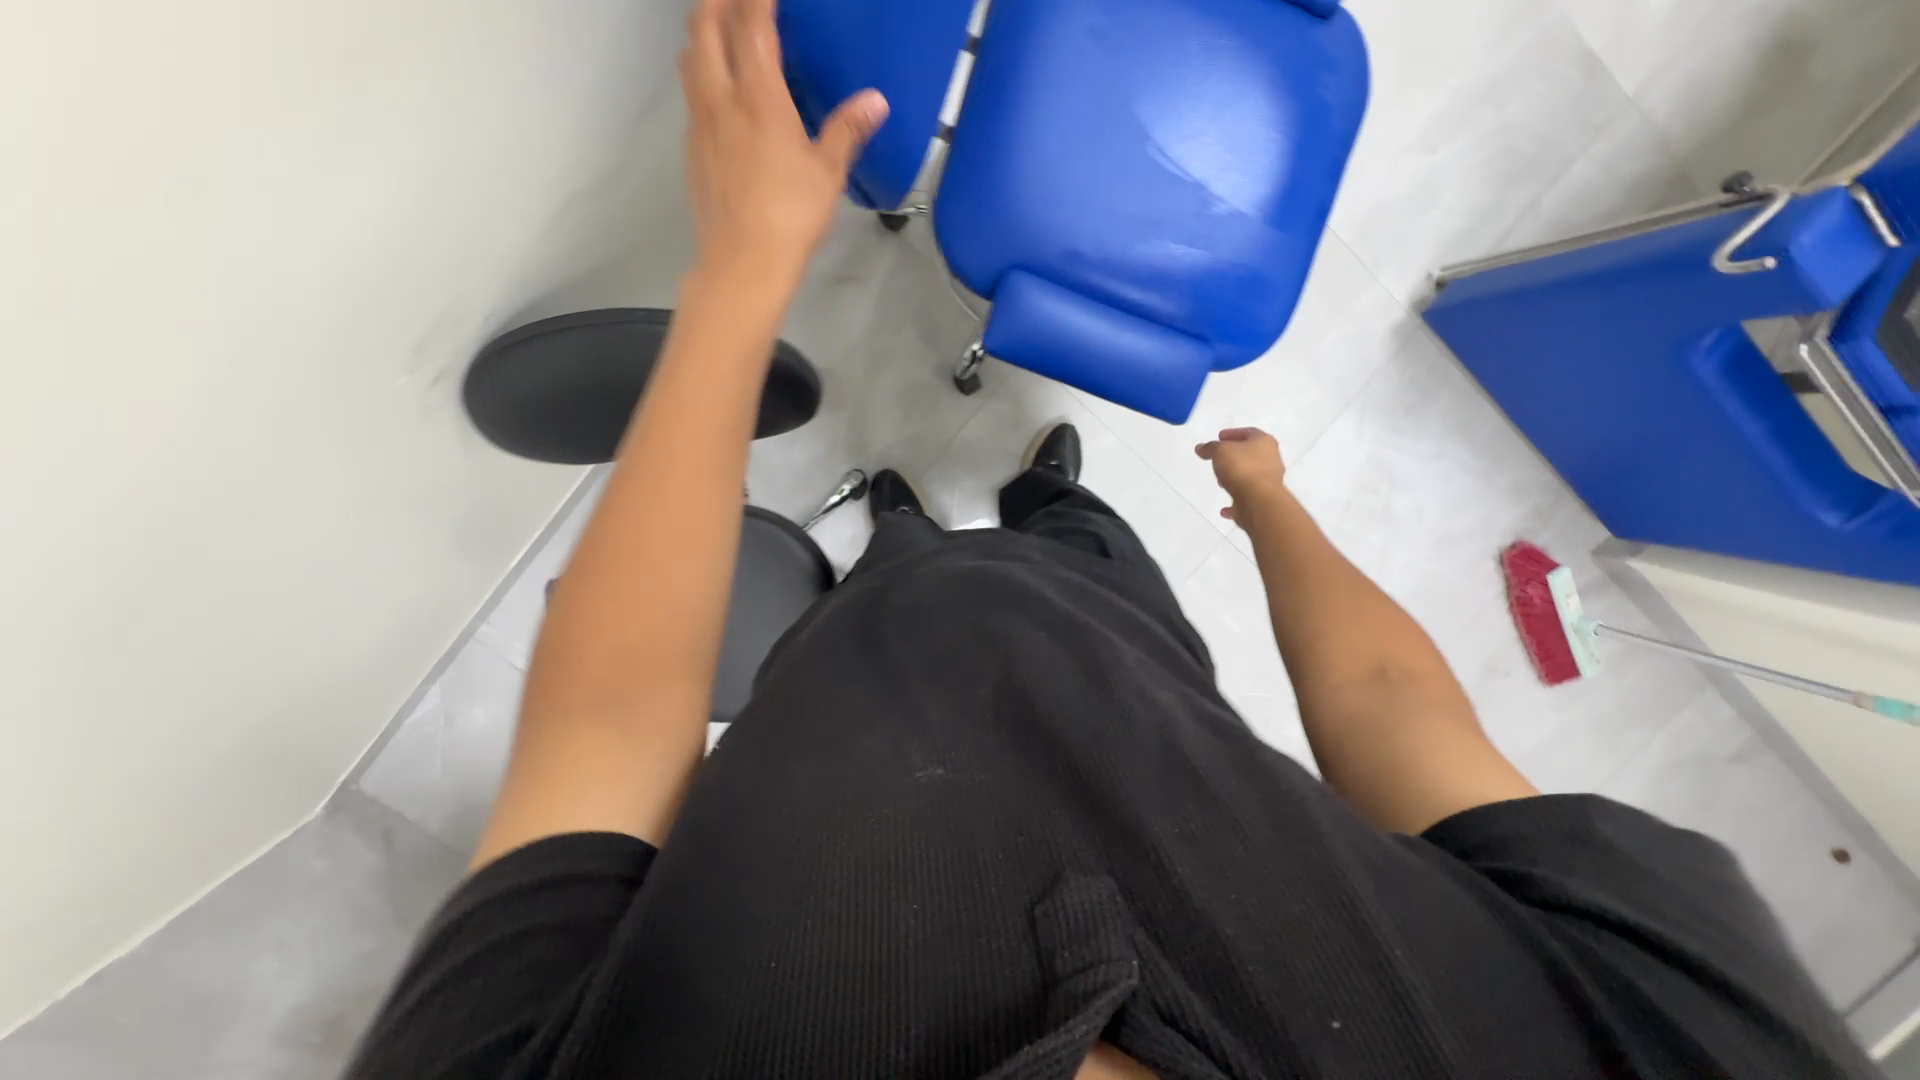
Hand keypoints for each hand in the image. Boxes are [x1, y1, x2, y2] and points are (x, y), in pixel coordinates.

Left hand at [680, 0, 888, 290]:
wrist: (743, 261)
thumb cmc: (791, 216)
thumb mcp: (828, 173)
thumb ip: (848, 130)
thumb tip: (875, 101)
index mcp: (759, 98)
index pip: (752, 26)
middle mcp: (721, 100)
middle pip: (705, 28)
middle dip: (718, 1)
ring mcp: (700, 124)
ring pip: (689, 58)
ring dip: (702, 34)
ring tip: (720, 31)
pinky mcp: (692, 150)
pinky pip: (691, 95)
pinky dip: (701, 74)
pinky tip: (719, 93)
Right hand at [1196, 428, 1286, 521]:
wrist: (1258, 501)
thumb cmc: (1242, 468)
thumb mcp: (1220, 451)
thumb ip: (1210, 448)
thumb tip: (1201, 448)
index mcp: (1264, 442)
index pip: (1249, 432)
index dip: (1233, 433)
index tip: (1219, 437)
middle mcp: (1271, 459)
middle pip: (1251, 454)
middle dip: (1234, 456)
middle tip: (1218, 459)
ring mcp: (1269, 481)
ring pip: (1250, 475)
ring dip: (1235, 477)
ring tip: (1220, 481)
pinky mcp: (1264, 500)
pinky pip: (1247, 498)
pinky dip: (1236, 501)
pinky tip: (1224, 509)